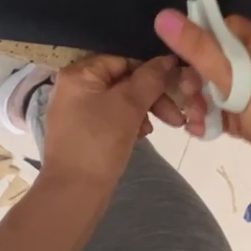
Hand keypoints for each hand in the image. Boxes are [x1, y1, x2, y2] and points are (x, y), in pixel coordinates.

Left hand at [39, 55, 185, 192]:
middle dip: (151, 95)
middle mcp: (74, 86)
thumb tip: (167, 58)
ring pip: (120, 99)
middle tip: (176, 116)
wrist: (74, 192)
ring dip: (143, 110)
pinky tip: (142, 136)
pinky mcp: (84, 129)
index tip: (176, 87)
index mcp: (78, 73)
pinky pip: (112, 116)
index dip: (151, 71)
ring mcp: (77, 109)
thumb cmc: (99, 142)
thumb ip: (149, 79)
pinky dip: (130, 122)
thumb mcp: (128, 106)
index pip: (122, 59)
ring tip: (159, 127)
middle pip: (122, 79)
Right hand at [152, 9, 250, 148]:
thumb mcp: (233, 77)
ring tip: (191, 119)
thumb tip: (163, 15)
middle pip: (214, 60)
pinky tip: (198, 131)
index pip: (224, 27)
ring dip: (198, 101)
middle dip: (194, 77)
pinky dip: (208, 119)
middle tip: (186, 93)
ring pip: (215, 89)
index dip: (200, 37)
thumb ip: (198, 48)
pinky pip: (222, 113)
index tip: (180, 54)